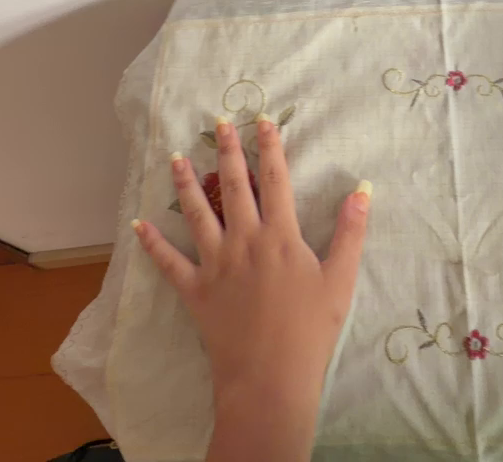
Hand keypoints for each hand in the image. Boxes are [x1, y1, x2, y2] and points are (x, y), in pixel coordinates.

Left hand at [132, 114, 369, 460]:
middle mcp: (244, 240)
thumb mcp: (341, 278)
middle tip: (219, 123)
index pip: (275, 179)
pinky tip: (139, 224)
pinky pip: (169, 262)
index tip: (261, 120)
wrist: (270, 381)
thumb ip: (351, 231)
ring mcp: (215, 264)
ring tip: (176, 158)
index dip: (269, 147)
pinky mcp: (195, 291)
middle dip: (228, 151)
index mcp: (280, 235)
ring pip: (197, 214)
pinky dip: (153, 243)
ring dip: (186, 184)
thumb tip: (363, 189)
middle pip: (235, 186)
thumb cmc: (311, 330)